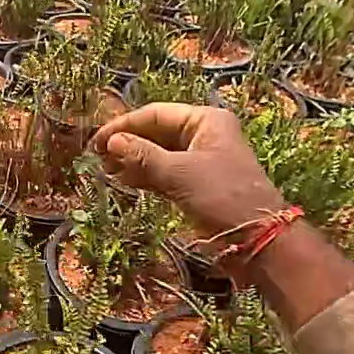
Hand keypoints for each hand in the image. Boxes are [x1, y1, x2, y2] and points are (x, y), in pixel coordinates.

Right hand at [91, 103, 286, 236]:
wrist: (257, 239)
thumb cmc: (222, 197)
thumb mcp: (179, 173)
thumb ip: (143, 156)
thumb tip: (111, 142)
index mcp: (205, 121)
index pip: (156, 114)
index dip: (124, 125)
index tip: (97, 141)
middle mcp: (202, 136)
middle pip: (156, 132)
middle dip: (127, 143)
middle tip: (97, 157)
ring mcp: (199, 161)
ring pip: (158, 154)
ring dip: (132, 161)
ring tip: (105, 170)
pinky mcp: (195, 184)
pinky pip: (163, 173)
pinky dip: (144, 176)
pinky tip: (123, 180)